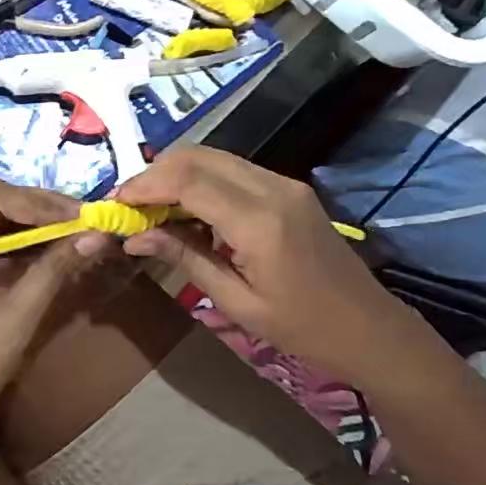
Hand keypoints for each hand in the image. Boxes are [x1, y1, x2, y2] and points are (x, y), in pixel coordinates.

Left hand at [0, 179, 102, 482]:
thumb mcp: (18, 315)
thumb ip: (54, 268)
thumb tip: (96, 235)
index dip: (38, 203)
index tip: (78, 217)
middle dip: (33, 204)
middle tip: (73, 218)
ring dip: (26, 216)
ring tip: (65, 227)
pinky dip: (16, 233)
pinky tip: (45, 243)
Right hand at [115, 147, 434, 382]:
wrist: (369, 326)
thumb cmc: (303, 328)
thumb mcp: (238, 302)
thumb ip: (186, 258)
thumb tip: (136, 237)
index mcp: (260, 221)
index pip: (189, 181)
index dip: (146, 185)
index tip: (116, 203)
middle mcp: (273, 187)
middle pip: (200, 157)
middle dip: (157, 172)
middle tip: (129, 203)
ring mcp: (285, 183)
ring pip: (216, 158)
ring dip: (178, 173)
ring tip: (151, 206)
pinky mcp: (290, 188)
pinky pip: (235, 171)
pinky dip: (203, 180)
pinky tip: (188, 208)